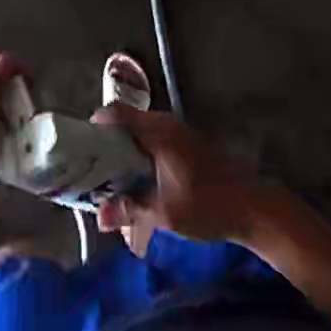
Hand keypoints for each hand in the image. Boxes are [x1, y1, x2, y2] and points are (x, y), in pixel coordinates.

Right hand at [91, 105, 262, 247]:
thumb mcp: (165, 213)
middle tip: (88, 165)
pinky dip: (142, 154)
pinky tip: (137, 179)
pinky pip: (156, 141)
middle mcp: (168, 125)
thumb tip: (98, 216)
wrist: (253, 207)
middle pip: (128, 122)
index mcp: (160, 133)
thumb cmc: (208, 206)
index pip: (119, 114)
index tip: (78, 144)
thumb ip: (130, 209)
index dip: (96, 124)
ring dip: (126, 149)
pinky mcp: (188, 145)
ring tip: (109, 176)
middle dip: (107, 141)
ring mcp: (181, 133)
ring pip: (143, 132)